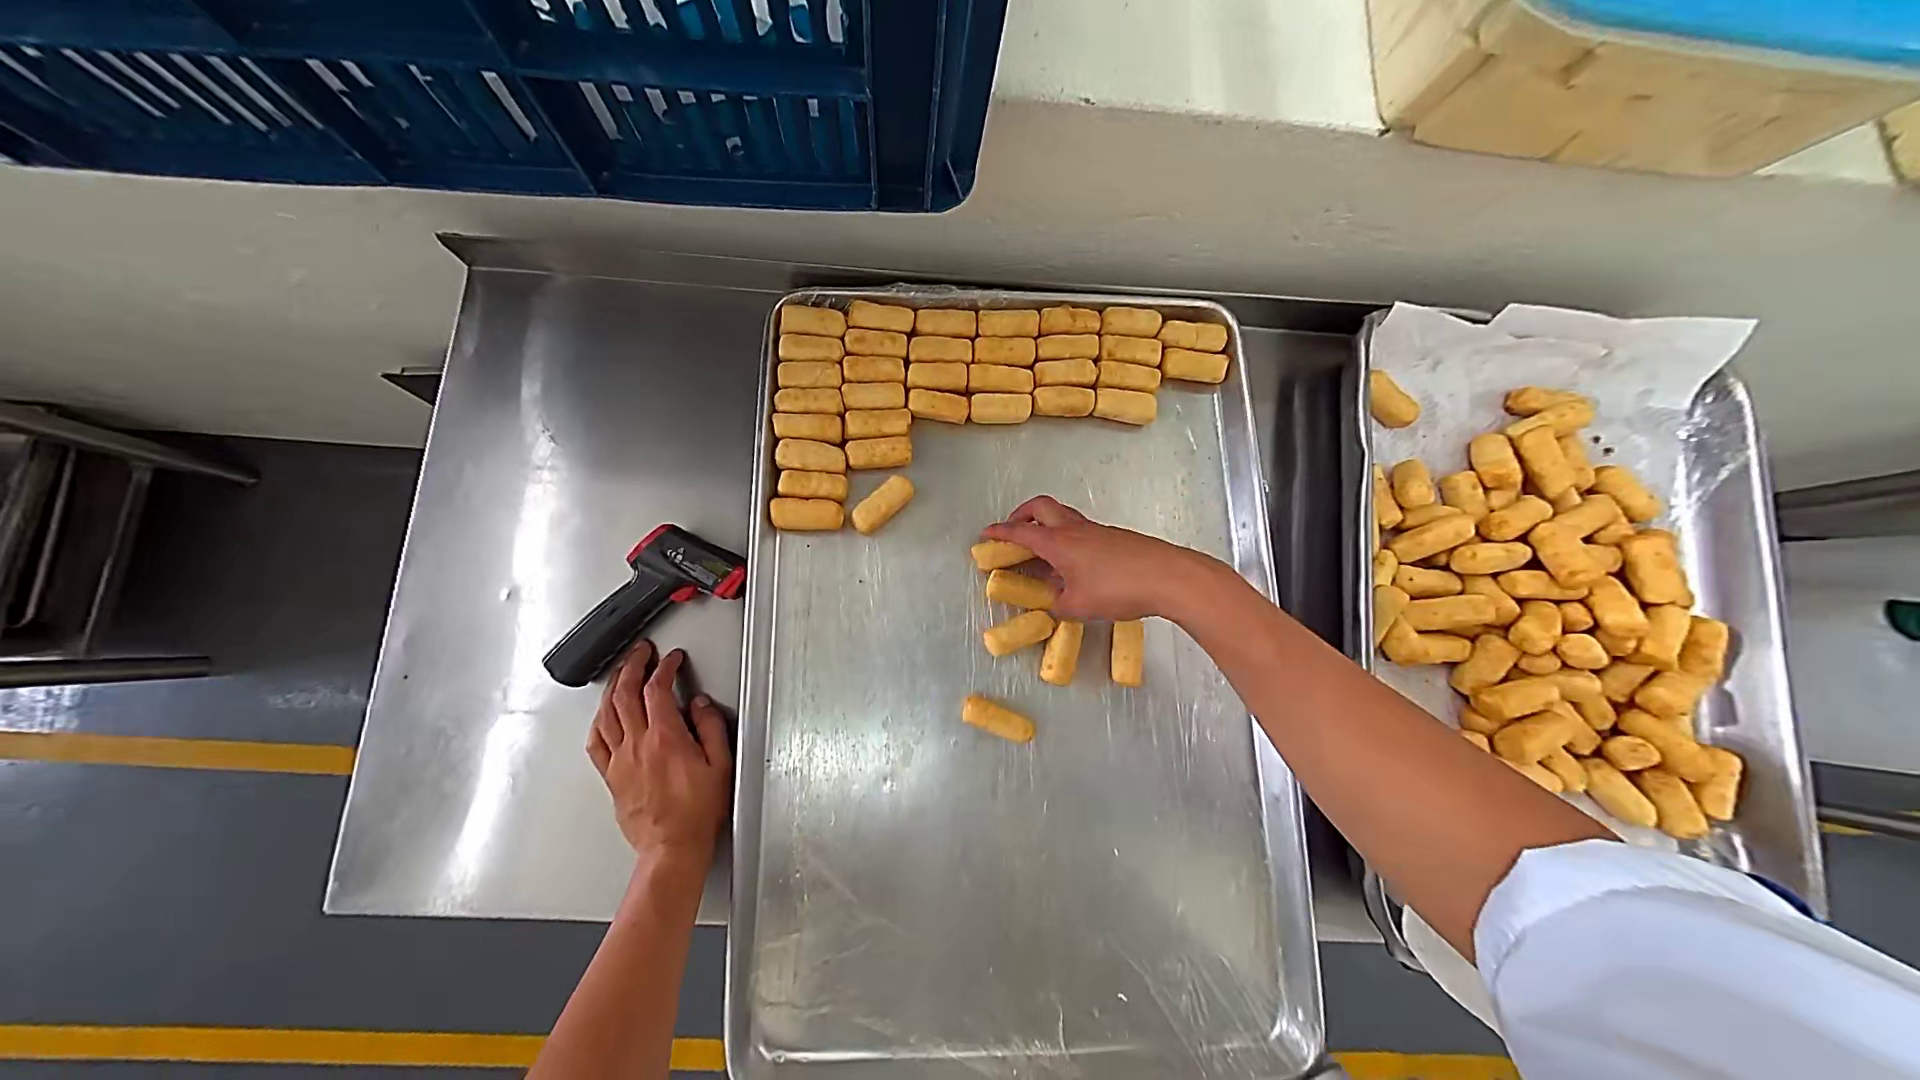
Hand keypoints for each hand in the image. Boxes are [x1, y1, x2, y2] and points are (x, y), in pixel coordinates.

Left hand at [586, 641, 731, 859]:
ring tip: (621, 674)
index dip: (665, 667)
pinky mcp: (612, 776)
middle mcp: (638, 746)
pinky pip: (597, 742)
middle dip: (632, 666)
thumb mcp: (720, 764)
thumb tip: (701, 705)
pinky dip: (599, 720)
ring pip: (606, 713)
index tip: (672, 660)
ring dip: (613, 687)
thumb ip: (710, 728)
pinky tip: (603, 715)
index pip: (658, 689)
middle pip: (625, 693)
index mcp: (666, 738)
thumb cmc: (697, 812)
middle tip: (641, 653)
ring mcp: (620, 761)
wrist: (672, 847)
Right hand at [980, 496, 1228, 621]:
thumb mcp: (1078, 607)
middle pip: (1041, 506)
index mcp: (1058, 543)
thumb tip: (1052, 606)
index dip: (1000, 532)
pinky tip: (1074, 564)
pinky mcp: (1115, 538)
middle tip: (1014, 530)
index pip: (1020, 532)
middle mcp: (1075, 530)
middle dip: (1022, 514)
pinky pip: (1082, 530)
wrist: (1169, 576)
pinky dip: (1068, 538)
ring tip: (1043, 550)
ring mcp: (1097, 531)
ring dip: (1046, 525)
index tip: (986, 533)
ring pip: (1063, 516)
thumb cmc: (1119, 589)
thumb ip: (1057, 606)